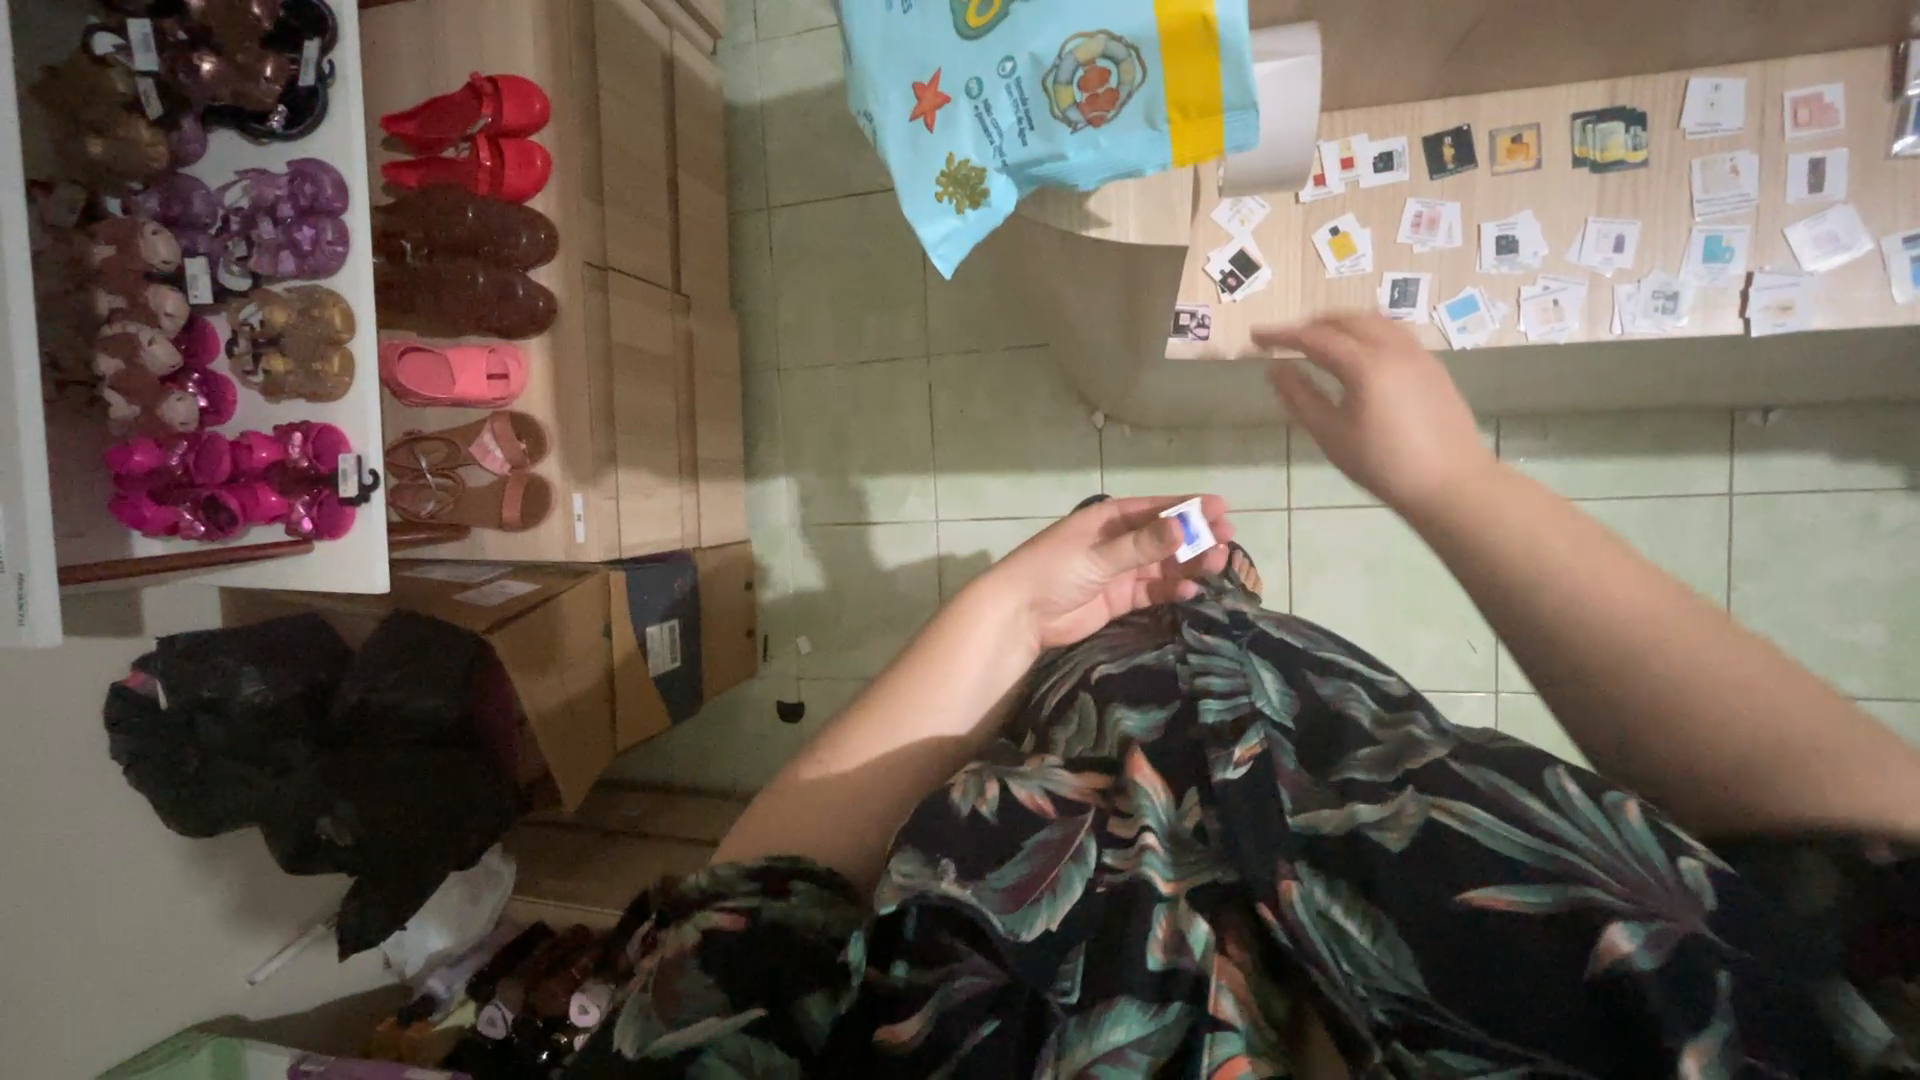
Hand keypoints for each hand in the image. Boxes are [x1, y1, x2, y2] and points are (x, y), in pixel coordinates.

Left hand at [982, 496, 1234, 651]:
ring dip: (1188, 564)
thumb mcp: (1099, 555)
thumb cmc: (1053, 572)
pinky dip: (1170, 590)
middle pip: (1163, 537)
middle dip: (1195, 537)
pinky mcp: (1117, 599)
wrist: (1020, 614)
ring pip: (1161, 565)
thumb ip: (1142, 544)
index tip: (1222, 509)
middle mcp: (1116, 542)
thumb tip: (1184, 525)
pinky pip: (1151, 591)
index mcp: (1108, 519)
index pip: (1155, 508)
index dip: (1188, 508)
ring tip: (1218, 564)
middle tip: (1228, 540)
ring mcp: (1117, 571)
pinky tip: (1190, 591)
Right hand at [1257, 312, 1495, 514]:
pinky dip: (1365, 332)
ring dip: (1340, 324)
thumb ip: (1300, 397)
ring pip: (1373, 321)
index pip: (1313, 337)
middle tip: (1284, 339)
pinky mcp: (1431, 365)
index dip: (1281, 336)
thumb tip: (1275, 369)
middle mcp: (1393, 347)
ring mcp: (1417, 353)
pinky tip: (1358, 354)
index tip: (1255, 337)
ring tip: (1319, 341)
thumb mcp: (1330, 434)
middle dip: (1311, 324)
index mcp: (1364, 364)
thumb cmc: (1381, 463)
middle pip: (1345, 320)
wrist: (1450, 481)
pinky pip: (1393, 333)